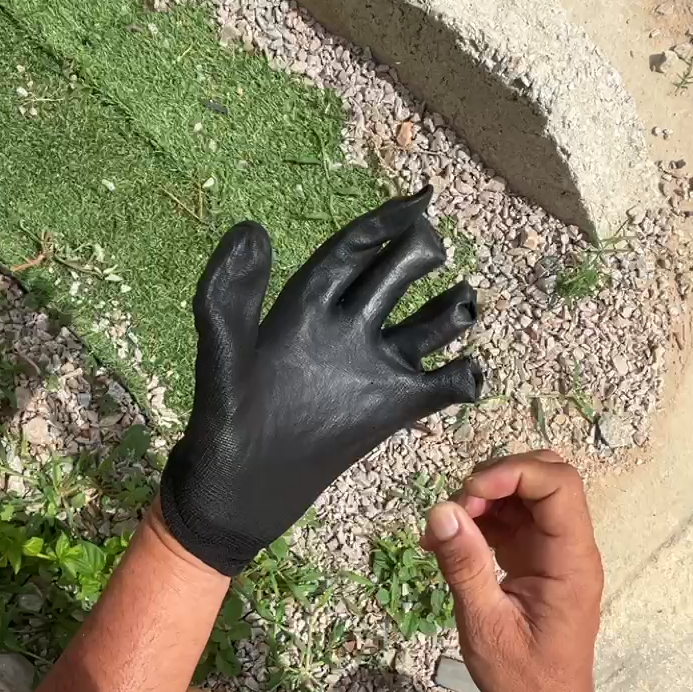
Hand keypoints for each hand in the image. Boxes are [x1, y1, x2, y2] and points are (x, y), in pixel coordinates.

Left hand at [160, 188, 483, 573]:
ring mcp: (371, 370)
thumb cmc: (226, 424)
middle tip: (430, 248)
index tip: (420, 200)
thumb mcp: (222, 356)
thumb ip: (229, 296)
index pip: (350, 252)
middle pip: (393, 278)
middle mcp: (345, 332)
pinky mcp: (391, 409)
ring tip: (464, 302)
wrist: (242, 491)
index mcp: (306, 310)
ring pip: (424, 326)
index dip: (382, 223)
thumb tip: (252, 228)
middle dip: (416, 255)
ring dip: (449, 311)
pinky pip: (440, 385)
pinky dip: (463, 376)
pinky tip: (471, 370)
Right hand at [421, 450, 605, 691]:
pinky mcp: (535, 557)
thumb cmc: (523, 677)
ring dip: (484, 497)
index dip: (512, 474)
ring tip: (448, 529)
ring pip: (526, 492)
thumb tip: (441, 511)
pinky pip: (511, 517)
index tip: (467, 496)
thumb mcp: (485, 625)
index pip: (558, 484)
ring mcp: (552, 549)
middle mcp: (568, 546)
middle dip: (497, 478)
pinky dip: (479, 518)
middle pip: (546, 476)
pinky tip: (450, 542)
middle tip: (458, 509)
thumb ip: (464, 565)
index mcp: (570, 559)